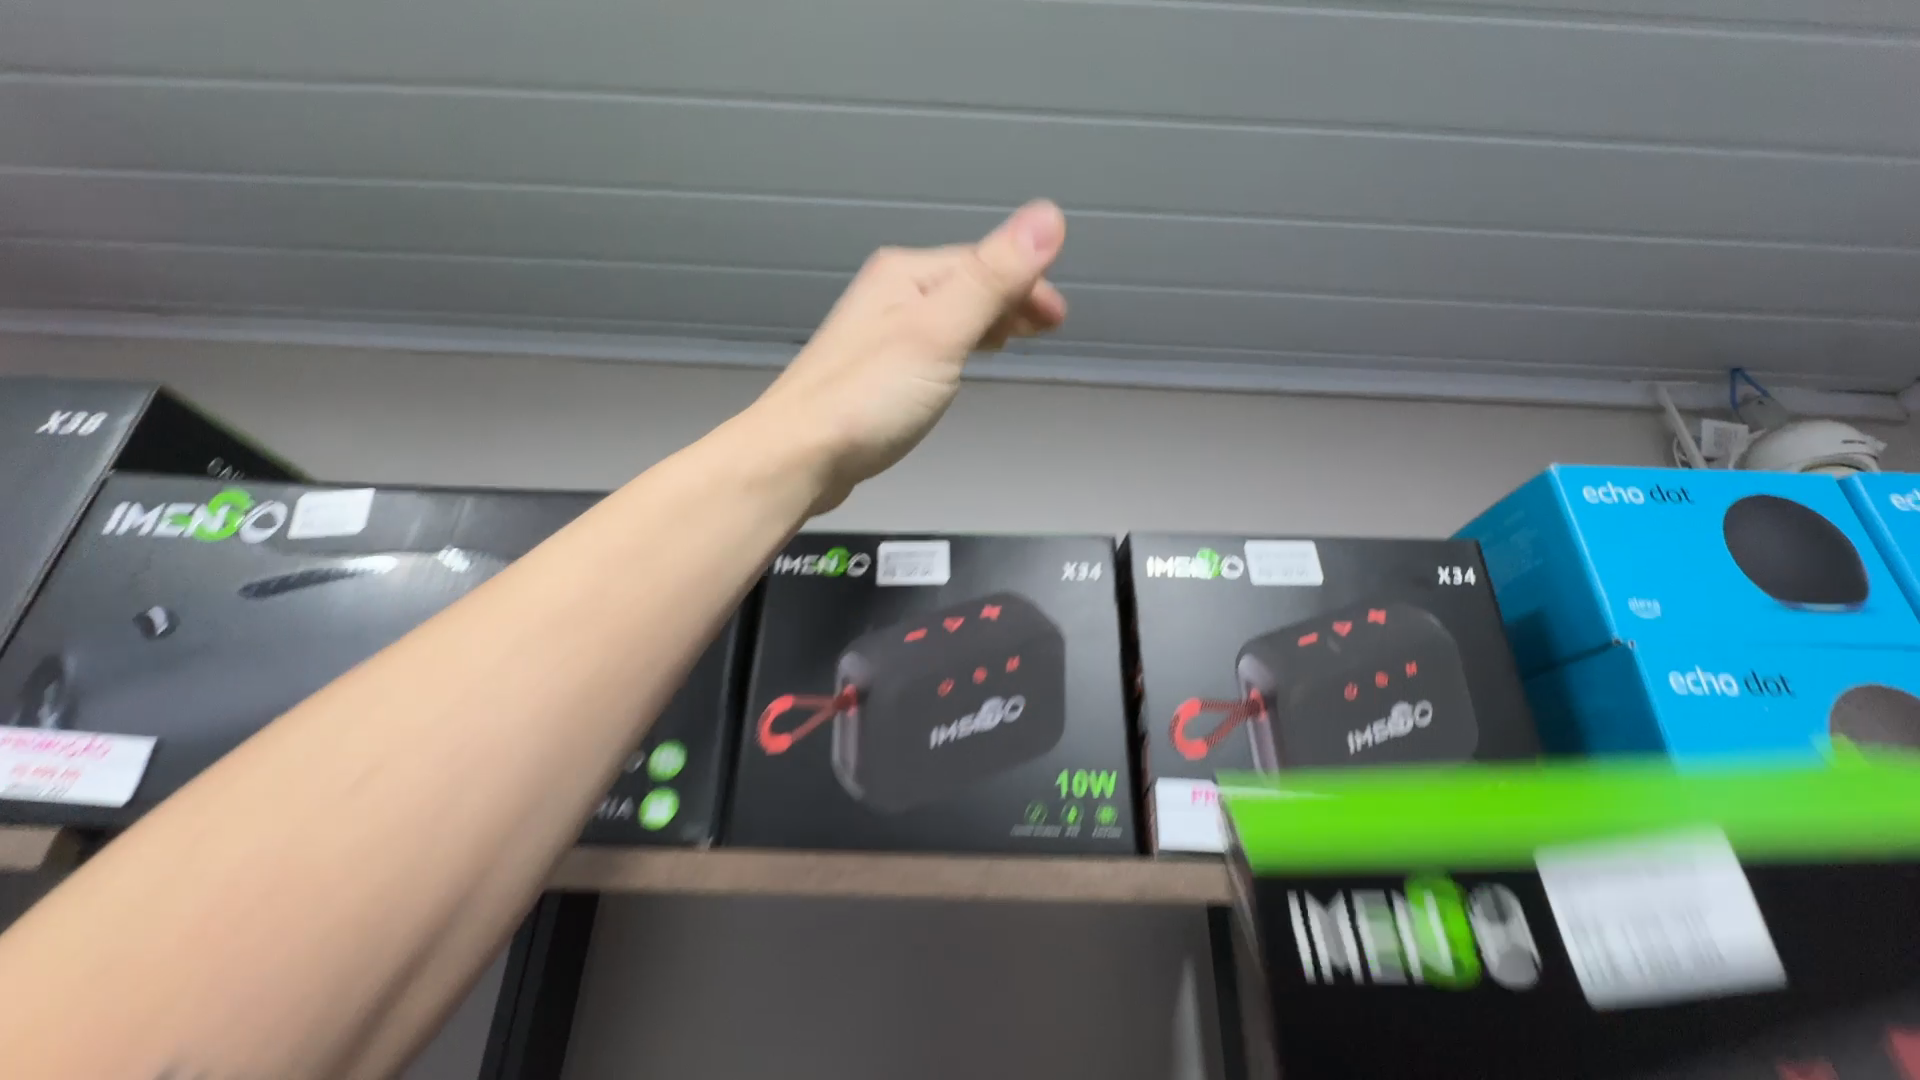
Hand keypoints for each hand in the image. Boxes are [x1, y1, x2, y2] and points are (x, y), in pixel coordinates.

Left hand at [752, 200, 1068, 512]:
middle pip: (964, 284)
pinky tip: (956, 367)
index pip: (983, 262)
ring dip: (985, 322)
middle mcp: (889, 295)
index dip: (1028, 283)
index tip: (1058, 318)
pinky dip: (957, 347)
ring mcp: (877, 334)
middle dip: (1009, 300)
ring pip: (946, 315)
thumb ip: (993, 279)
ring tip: (1012, 343)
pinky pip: (928, 345)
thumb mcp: (940, 333)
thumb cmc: (867, 398)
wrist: (797, 456)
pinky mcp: (872, 373)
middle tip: (1045, 330)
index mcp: (906, 275)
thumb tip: (1048, 216)